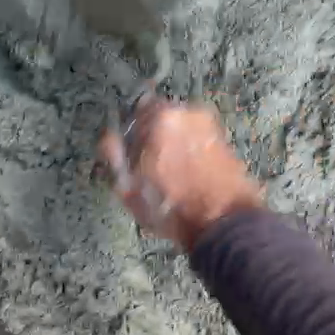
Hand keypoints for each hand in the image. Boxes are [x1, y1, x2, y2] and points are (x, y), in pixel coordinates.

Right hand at [98, 97, 263, 250]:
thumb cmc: (170, 205)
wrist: (224, 222)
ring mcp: (211, 127)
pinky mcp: (226, 144)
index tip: (126, 152)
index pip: (136, 112)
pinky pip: (197, 142)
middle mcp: (189, 113)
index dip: (129, 133)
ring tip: (168, 176)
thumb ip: (113, 156)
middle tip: (146, 166)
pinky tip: (187, 178)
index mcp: (162, 117)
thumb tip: (108, 138)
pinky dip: (190, 154)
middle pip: (161, 120)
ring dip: (172, 146)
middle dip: (152, 137)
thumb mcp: (128, 188)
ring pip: (180, 131)